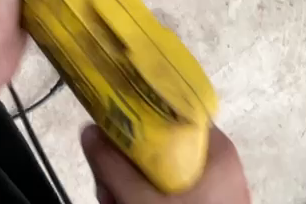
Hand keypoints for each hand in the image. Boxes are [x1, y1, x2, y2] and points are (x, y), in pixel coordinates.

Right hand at [81, 125, 248, 203]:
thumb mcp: (141, 202)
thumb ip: (112, 164)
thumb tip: (88, 130)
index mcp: (216, 151)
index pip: (170, 111)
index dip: (136, 115)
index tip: (109, 129)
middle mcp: (217, 166)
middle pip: (159, 145)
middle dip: (124, 164)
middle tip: (104, 184)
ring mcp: (213, 192)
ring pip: (159, 173)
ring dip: (129, 186)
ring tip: (110, 201)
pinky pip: (169, 194)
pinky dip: (144, 200)